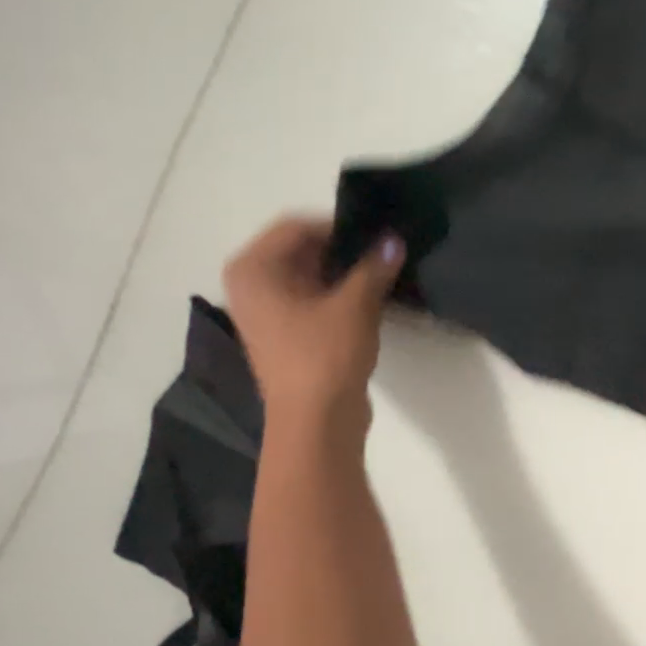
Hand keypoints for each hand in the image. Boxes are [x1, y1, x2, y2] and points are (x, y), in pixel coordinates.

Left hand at [222, 216, 403, 426]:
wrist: (316, 418)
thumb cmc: (325, 356)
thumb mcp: (355, 307)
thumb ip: (374, 269)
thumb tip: (394, 240)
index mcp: (253, 269)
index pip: (297, 227)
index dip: (341, 226)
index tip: (381, 233)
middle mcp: (251, 283)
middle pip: (301, 249)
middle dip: (344, 249)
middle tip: (387, 251)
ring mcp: (267, 309)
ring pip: (310, 275)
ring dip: (346, 273)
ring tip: (386, 274)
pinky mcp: (286, 331)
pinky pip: (313, 298)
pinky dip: (340, 294)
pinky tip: (372, 300)